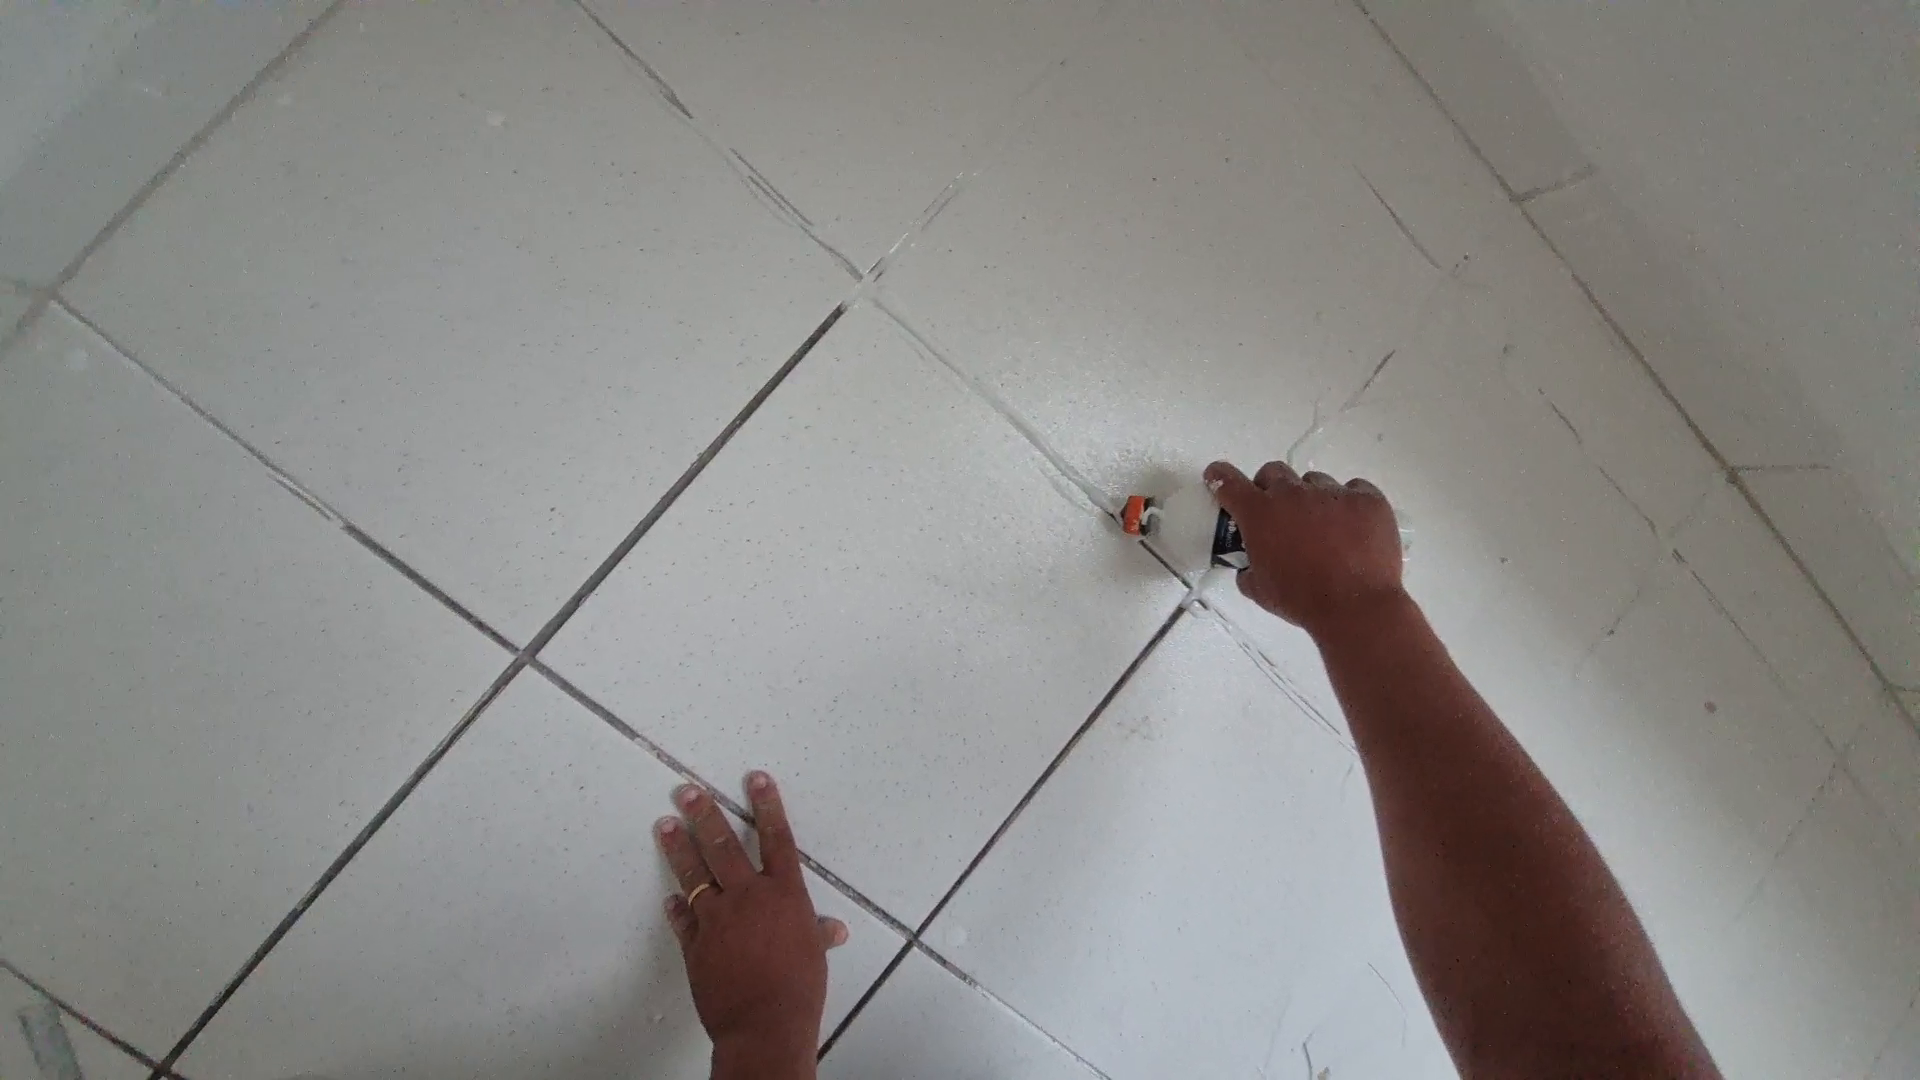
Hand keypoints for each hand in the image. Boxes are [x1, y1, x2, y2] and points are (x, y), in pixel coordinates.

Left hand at [656, 773, 847, 1074]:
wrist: (764, 1025)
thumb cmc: (800, 986)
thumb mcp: (813, 952)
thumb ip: (818, 933)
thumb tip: (835, 930)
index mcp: (784, 891)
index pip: (777, 836)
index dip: (767, 804)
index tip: (755, 778)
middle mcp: (749, 895)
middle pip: (724, 845)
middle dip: (705, 815)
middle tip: (687, 791)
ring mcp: (718, 918)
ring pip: (695, 874)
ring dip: (678, 848)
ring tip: (665, 824)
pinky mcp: (696, 945)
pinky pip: (683, 920)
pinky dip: (676, 907)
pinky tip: (668, 897)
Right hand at [1204, 460, 1406, 636]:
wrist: (1355, 606)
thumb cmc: (1299, 599)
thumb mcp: (1258, 589)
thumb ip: (1247, 568)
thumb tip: (1250, 566)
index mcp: (1259, 514)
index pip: (1228, 481)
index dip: (1220, 476)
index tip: (1217, 476)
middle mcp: (1292, 494)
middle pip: (1273, 472)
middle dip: (1269, 488)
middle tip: (1278, 513)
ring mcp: (1333, 493)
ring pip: (1314, 482)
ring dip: (1310, 498)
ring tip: (1322, 527)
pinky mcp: (1368, 499)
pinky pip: (1354, 489)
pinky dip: (1348, 504)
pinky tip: (1352, 528)